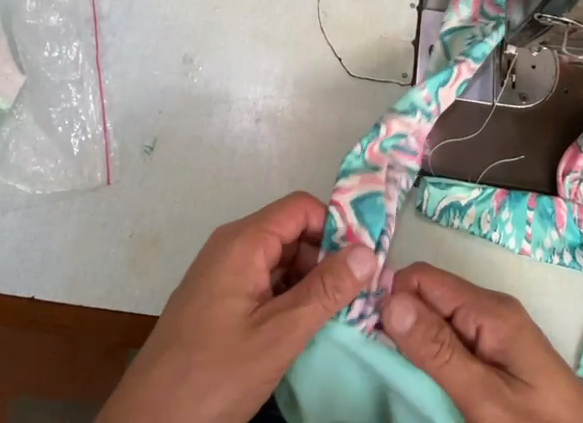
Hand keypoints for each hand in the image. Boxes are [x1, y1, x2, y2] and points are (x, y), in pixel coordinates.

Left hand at [99, 193, 374, 422]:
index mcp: (242, 243)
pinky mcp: (219, 303)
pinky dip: (290, 300)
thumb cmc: (214, 374)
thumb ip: (325, 291)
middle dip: (328, 259)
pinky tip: (308, 329)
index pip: (301, 208)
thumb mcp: (278, 334)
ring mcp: (223, 276)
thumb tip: (369, 252)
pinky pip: (265, 285)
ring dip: (311, 283)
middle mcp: (231, 248)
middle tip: (361, 296)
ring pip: (281, 262)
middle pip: (292, 233)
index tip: (367, 261)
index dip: (337, 227)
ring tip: (341, 316)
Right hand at [381, 263, 582, 422]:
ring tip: (387, 367)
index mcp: (490, 311)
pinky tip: (416, 375)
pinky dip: (429, 353)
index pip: (422, 278)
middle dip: (397, 318)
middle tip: (369, 355)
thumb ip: (438, 350)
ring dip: (411, 338)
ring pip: (436, 317)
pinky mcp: (495, 354)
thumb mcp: (485, 398)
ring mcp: (494, 332)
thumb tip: (389, 299)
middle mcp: (491, 310)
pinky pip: (450, 339)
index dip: (389, 298)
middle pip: (428, 295)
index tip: (361, 331)